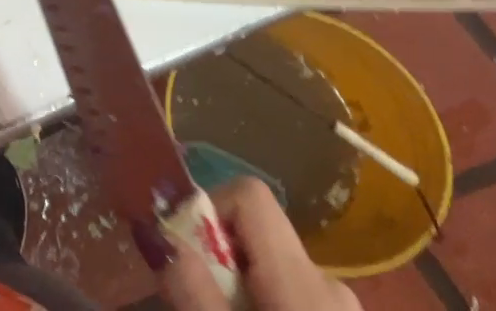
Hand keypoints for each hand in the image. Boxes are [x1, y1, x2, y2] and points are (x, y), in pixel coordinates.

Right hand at [159, 179, 359, 310]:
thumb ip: (193, 289)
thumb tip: (155, 229)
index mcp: (305, 278)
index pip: (250, 196)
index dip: (207, 210)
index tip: (184, 252)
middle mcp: (328, 281)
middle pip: (254, 231)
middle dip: (213, 255)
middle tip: (194, 300)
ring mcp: (340, 307)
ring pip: (266, 265)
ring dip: (232, 283)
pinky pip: (286, 292)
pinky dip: (255, 301)